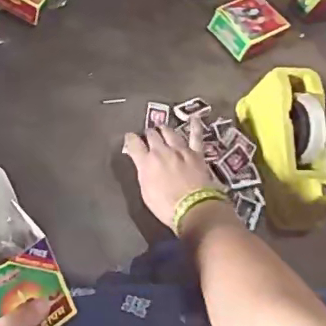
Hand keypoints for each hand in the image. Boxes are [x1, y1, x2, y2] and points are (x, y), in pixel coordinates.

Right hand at [123, 117, 231, 233]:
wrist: (194, 208)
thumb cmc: (166, 207)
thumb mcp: (146, 192)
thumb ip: (144, 174)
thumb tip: (144, 165)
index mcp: (146, 162)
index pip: (134, 144)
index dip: (130, 139)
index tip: (130, 138)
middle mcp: (161, 151)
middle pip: (152, 135)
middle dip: (148, 134)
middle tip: (148, 136)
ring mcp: (180, 150)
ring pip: (169, 132)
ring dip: (164, 130)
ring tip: (161, 128)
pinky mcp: (196, 153)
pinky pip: (195, 136)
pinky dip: (195, 126)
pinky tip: (194, 117)